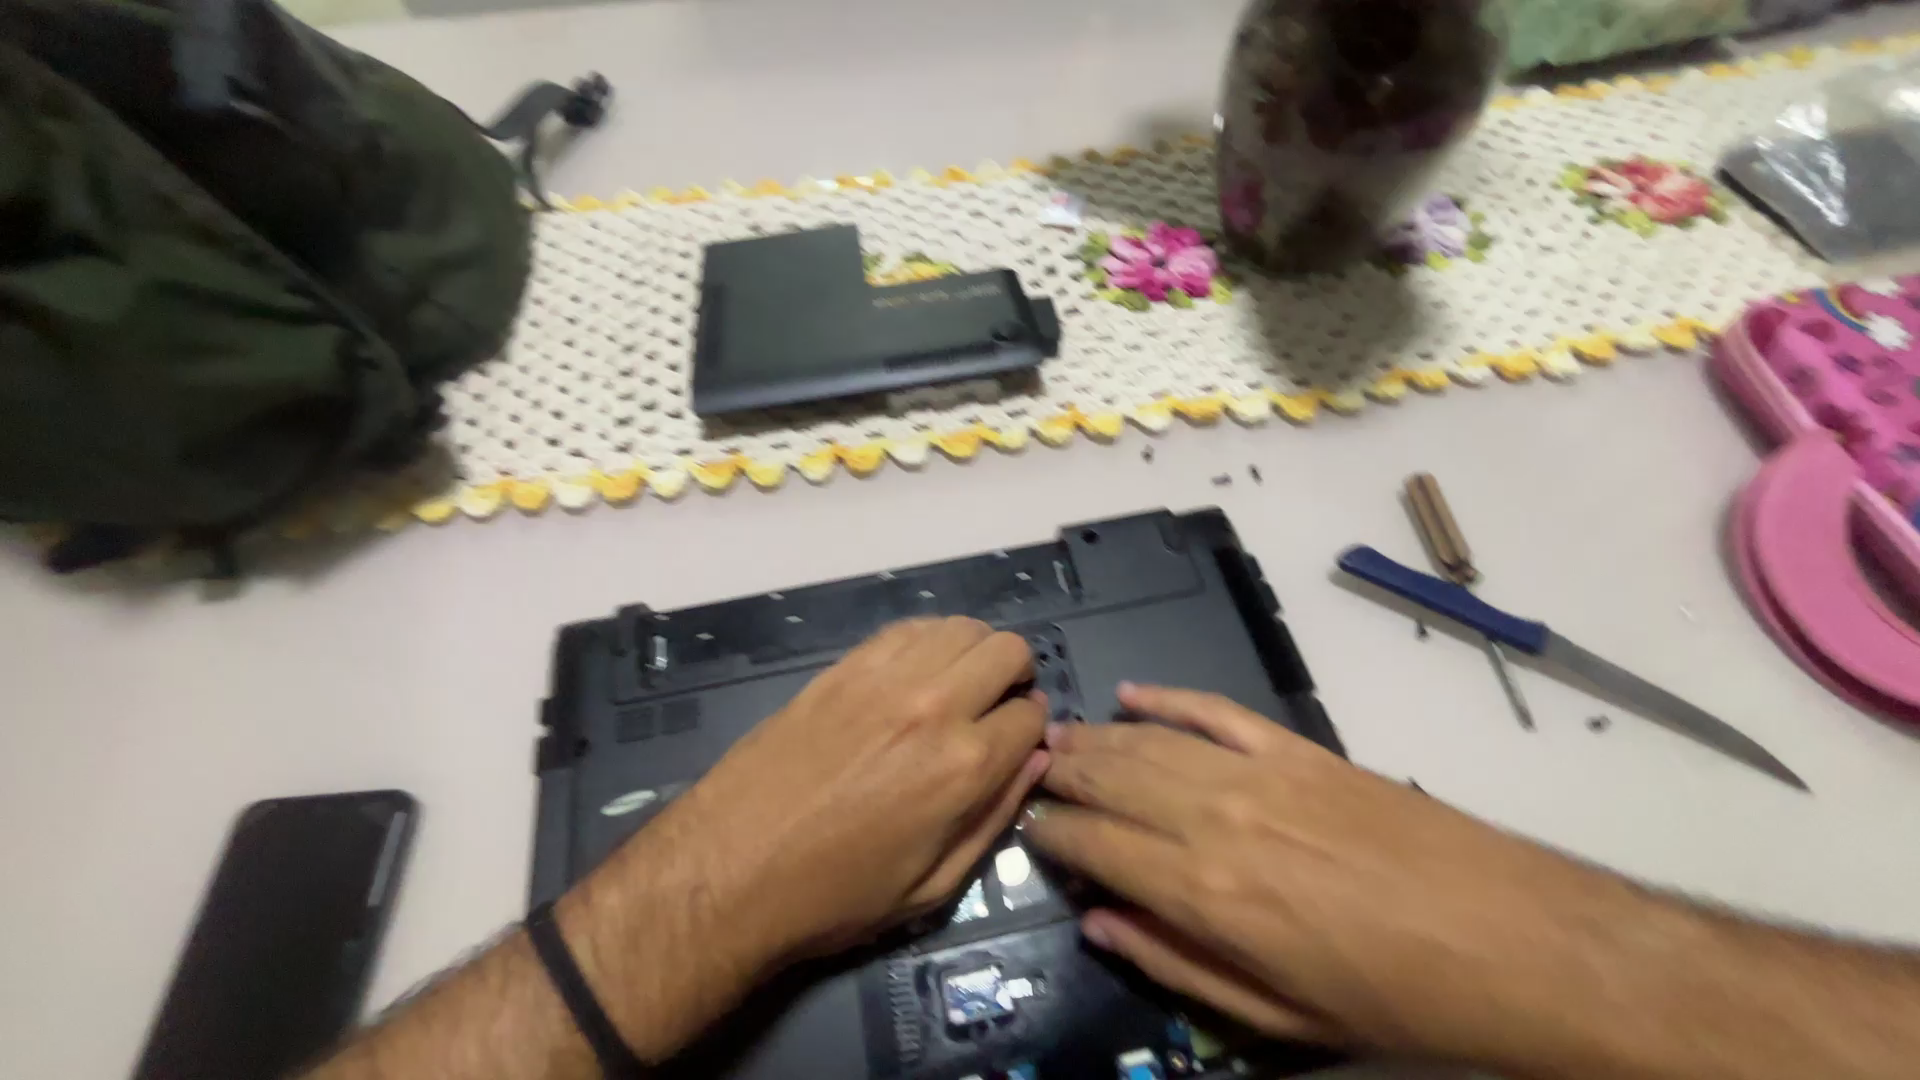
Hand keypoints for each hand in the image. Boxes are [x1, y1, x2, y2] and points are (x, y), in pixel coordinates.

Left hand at [647, 617, 1049, 961]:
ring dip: (975, 653)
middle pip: (1007, 651)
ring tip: (957, 686)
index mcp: (964, 767)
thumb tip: (1035, 760)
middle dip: (1015, 678)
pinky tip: (915, 673)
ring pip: (962, 627)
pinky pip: (908, 628)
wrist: (730, 870)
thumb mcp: (934, 887)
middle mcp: (934, 706)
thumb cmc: (836, 895)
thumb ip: (995, 816)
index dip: (1032, 730)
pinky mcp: (844, 666)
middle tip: (994, 709)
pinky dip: (929, 642)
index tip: (1016, 744)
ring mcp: (885, 677)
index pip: (1032, 716)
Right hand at [1022, 683, 1645, 1060]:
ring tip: (1059, 734)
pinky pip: (1213, 709)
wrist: (1508, 939)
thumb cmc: (1389, 995)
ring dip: (1097, 736)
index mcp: (1204, 891)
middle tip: (1029, 767)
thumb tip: (1101, 922)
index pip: (1096, 845)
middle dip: (1061, 773)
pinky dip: (1168, 699)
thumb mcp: (1275, 1016)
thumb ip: (1175, 962)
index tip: (1029, 828)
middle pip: (1112, 780)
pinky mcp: (1294, 747)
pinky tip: (1132, 694)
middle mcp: (1214, 817)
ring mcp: (1255, 771)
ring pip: (1149, 740)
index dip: (1053, 835)